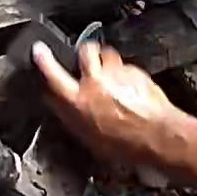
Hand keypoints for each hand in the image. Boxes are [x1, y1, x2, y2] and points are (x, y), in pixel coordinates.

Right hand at [32, 41, 189, 167]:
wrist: (157, 135)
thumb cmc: (126, 144)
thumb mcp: (90, 139)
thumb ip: (74, 118)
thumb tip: (66, 109)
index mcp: (78, 102)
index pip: (53, 76)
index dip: (43, 61)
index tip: (39, 51)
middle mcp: (95, 83)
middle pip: (83, 52)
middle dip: (83, 53)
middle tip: (86, 60)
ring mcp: (115, 73)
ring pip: (106, 53)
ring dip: (105, 60)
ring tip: (109, 73)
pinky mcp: (134, 70)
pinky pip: (125, 65)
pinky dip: (124, 72)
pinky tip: (128, 86)